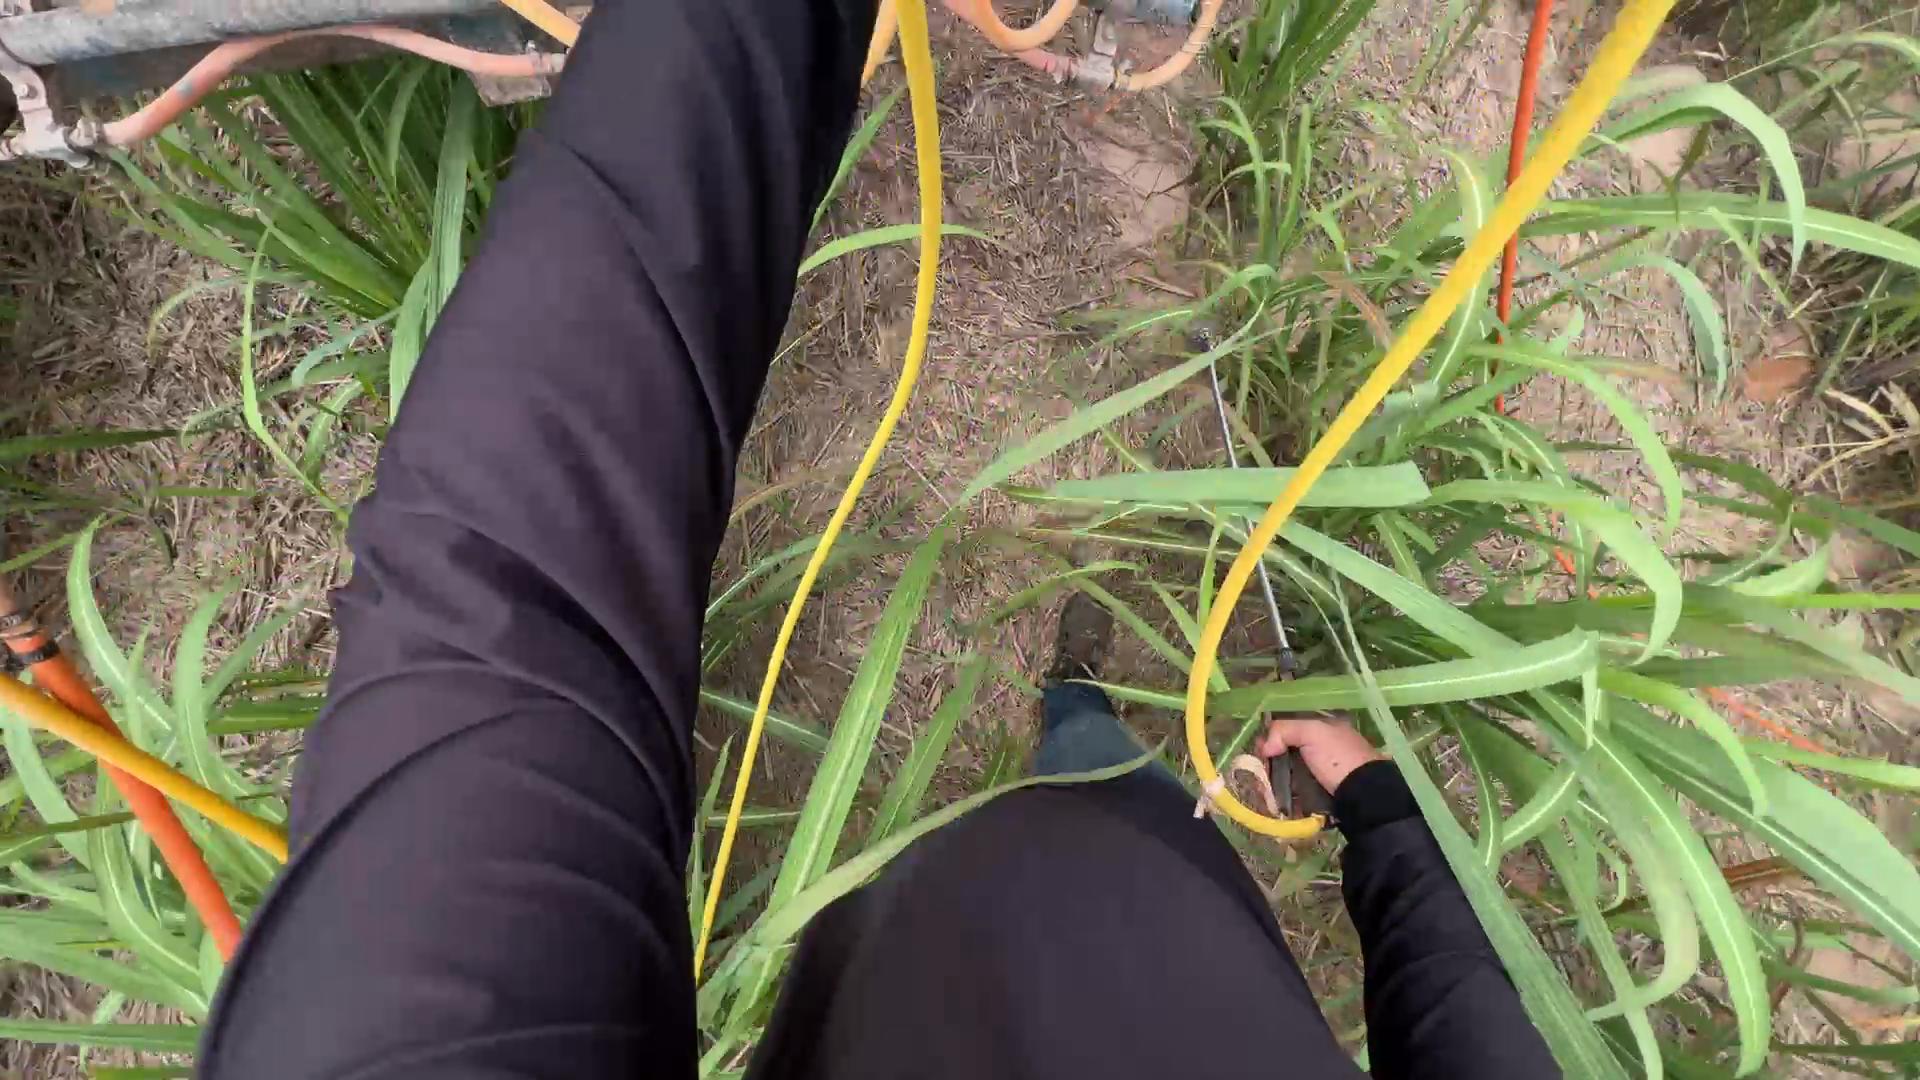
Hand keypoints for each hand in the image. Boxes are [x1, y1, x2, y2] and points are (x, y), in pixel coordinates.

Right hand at [1258, 715, 1383, 794]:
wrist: (1364, 796)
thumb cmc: (1338, 758)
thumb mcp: (1312, 732)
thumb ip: (1283, 730)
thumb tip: (1265, 748)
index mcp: (1325, 727)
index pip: (1290, 724)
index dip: (1272, 732)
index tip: (1261, 745)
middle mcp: (1323, 746)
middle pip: (1286, 747)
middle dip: (1271, 756)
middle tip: (1261, 766)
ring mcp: (1321, 771)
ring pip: (1288, 769)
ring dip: (1274, 775)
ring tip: (1263, 784)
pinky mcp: (1320, 792)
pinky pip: (1295, 787)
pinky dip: (1283, 790)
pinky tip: (1274, 794)